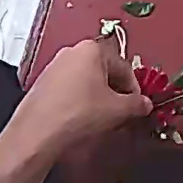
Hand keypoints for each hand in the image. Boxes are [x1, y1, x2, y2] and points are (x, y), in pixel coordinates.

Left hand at [12, 38, 152, 154]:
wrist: (37, 133)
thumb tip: (144, 104)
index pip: (124, 67)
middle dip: (116, 92)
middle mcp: (72, 52)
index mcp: (92, 49)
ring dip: (99, 97)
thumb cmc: (79, 114)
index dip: (134, 89)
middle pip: (104, 71)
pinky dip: (81, 100)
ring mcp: (55, 66)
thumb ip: (137, 104)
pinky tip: (82, 118)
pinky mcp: (43, 83)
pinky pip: (70, 88)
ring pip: (87, 80)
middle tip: (122, 112)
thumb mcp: (118, 110)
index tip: (138, 105)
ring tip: (103, 118)